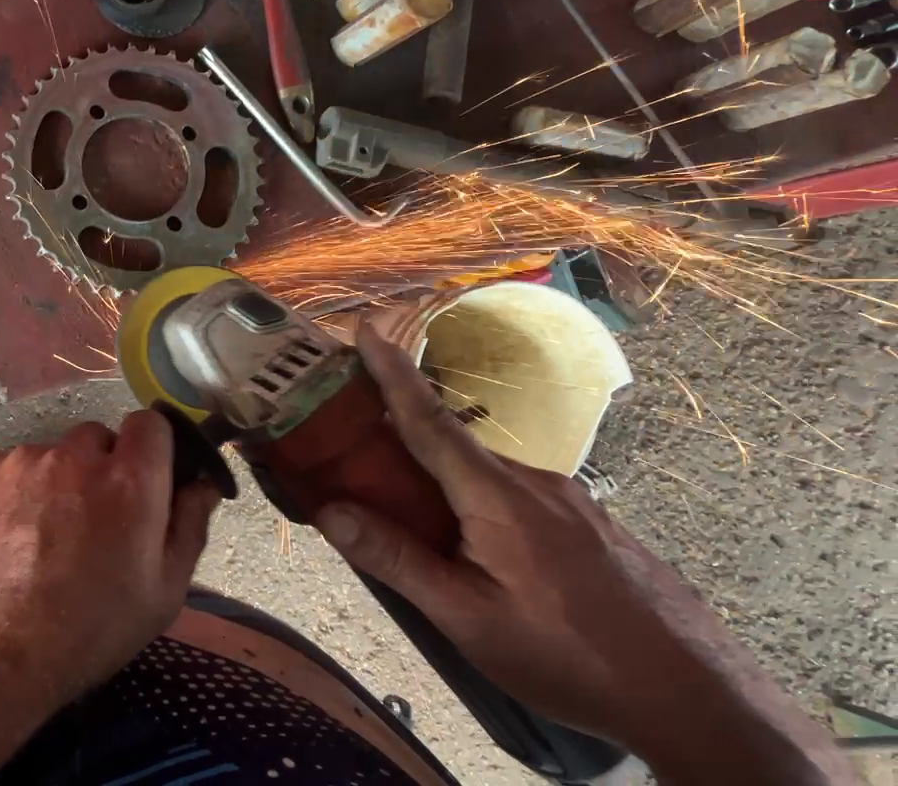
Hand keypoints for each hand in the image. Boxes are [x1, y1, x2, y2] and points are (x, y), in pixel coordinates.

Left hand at [0, 411, 220, 718]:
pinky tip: (11, 536)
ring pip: (52, 455)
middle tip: (93, 520)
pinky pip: (12, 468)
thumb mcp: (162, 592)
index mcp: (129, 482)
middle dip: (101, 468)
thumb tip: (202, 482)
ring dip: (57, 481)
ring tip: (45, 537)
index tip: (145, 477)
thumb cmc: (90, 629)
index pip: (150, 423)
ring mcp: (24, 460)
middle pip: (98, 439)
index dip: (150, 447)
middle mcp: (76, 456)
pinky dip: (17, 491)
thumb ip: (189, 525)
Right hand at [316, 328, 852, 783]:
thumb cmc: (572, 659)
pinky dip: (475, 501)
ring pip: (483, 476)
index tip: (364, 330)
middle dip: (398, 439)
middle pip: (450, 447)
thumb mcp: (468, 618)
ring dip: (438, 480)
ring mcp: (570, 503)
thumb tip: (328, 510)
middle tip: (350, 450)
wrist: (705, 704)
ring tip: (408, 517)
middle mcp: (535, 483)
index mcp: (497, 497)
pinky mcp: (591, 526)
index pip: (429, 420)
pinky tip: (475, 548)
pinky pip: (514, 496)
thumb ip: (396, 560)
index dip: (391, 373)